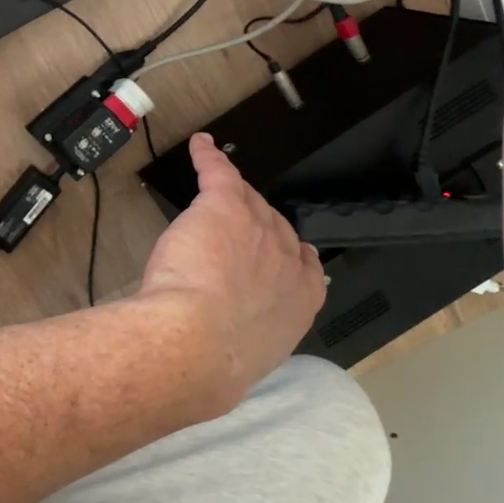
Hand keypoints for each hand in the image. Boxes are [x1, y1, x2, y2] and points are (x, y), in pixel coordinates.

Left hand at [137, 133, 326, 411]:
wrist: (200, 339)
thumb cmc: (216, 356)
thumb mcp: (250, 355)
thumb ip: (251, 340)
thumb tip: (234, 350)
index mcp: (299, 300)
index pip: (303, 265)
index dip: (288, 254)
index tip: (283, 252)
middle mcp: (286, 259)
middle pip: (272, 227)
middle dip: (253, 225)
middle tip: (227, 228)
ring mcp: (256, 227)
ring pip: (245, 200)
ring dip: (231, 192)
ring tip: (216, 184)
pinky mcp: (222, 205)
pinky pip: (217, 170)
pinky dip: (208, 157)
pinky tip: (201, 146)